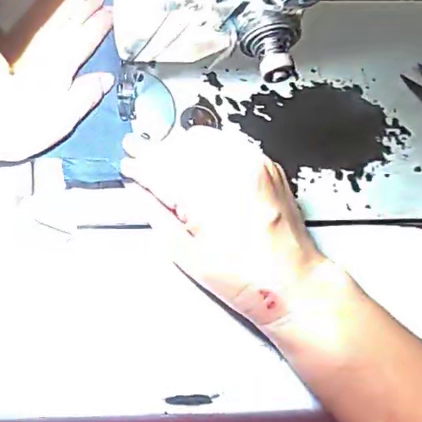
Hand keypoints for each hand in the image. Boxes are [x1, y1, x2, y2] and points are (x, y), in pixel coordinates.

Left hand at [0, 0, 114, 166]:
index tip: (112, 12)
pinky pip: (7, 12)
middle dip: (85, 1)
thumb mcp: (60, 120)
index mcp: (61, 60)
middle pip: (67, 15)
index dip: (102, 22)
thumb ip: (84, 96)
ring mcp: (12, 36)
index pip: (88, 34)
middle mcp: (39, 42)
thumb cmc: (15, 126)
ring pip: (42, 9)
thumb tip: (104, 79)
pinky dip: (17, 1)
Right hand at [120, 126, 344, 326]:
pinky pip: (226, 141)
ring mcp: (252, 164)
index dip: (138, 164)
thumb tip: (138, 192)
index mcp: (207, 194)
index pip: (160, 168)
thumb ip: (156, 214)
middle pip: (178, 148)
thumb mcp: (186, 254)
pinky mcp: (265, 164)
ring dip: (177, 145)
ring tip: (163, 155)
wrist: (293, 282)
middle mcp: (231, 171)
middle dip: (154, 150)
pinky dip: (205, 145)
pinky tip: (195, 155)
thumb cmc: (248, 279)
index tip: (128, 163)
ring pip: (201, 138)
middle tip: (136, 150)